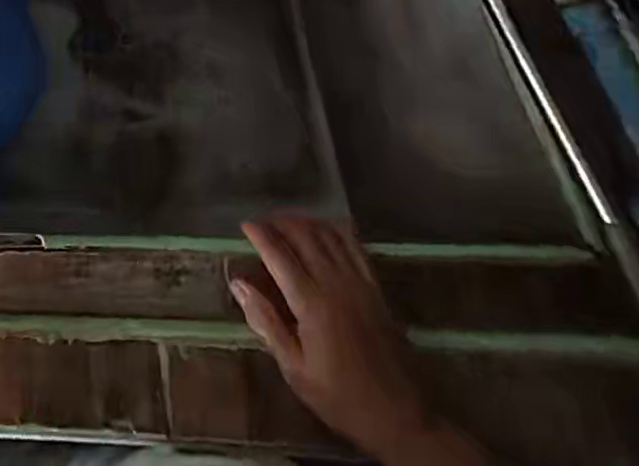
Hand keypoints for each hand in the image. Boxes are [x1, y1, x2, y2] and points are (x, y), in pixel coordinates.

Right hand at [232, 218, 484, 463]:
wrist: (400, 417)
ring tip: (286, 222)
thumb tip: (238, 284)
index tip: (244, 225)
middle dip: (279, 222)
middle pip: (303, 236)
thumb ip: (266, 322)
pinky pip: (354, 246)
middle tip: (261, 223)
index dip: (259, 235)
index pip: (278, 255)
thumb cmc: (340, 396)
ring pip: (328, 235)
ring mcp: (359, 283)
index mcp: (311, 303)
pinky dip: (335, 230)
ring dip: (304, 222)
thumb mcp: (295, 369)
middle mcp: (335, 284)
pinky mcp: (375, 288)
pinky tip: (323, 229)